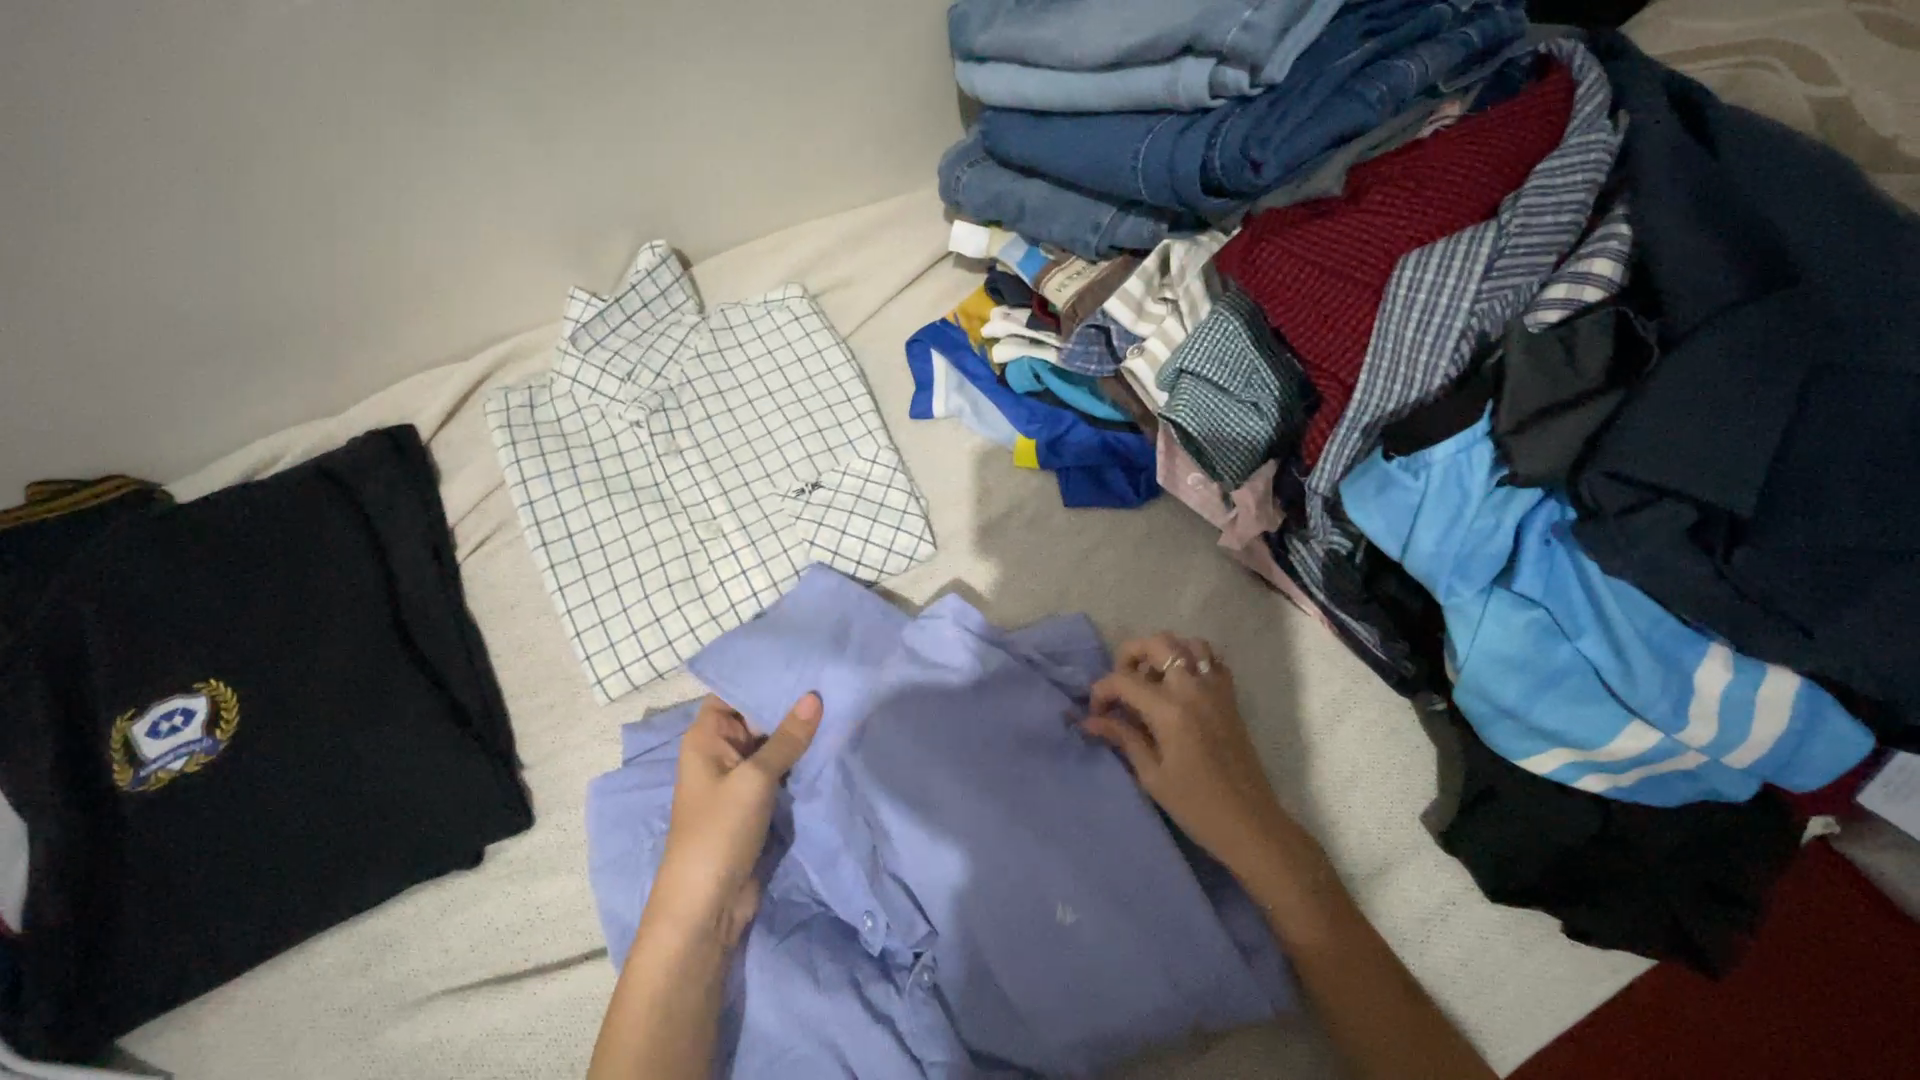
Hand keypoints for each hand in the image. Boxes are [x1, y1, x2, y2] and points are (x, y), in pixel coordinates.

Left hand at [645, 693, 821, 947]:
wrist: (708, 905)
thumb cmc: (719, 832)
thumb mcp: (755, 779)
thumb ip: (787, 738)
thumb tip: (815, 695)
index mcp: (706, 738)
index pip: (733, 691)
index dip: (763, 674)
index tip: (803, 655)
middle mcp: (721, 752)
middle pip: (757, 716)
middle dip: (791, 702)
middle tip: (833, 676)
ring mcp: (741, 779)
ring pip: (774, 744)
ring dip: (801, 732)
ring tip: (842, 701)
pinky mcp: (758, 803)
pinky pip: (782, 770)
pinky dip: (803, 759)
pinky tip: (833, 741)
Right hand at [1082, 635, 1291, 874]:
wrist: (1249, 823)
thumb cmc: (1195, 806)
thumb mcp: (1151, 775)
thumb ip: (1123, 738)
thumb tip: (1090, 721)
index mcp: (1170, 710)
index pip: (1124, 680)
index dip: (1102, 691)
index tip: (1096, 713)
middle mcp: (1194, 688)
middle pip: (1158, 643)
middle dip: (1130, 655)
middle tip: (1121, 684)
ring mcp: (1217, 689)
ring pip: (1189, 643)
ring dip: (1165, 652)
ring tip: (1151, 680)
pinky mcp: (1231, 697)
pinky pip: (1212, 660)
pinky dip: (1192, 661)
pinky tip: (1180, 687)